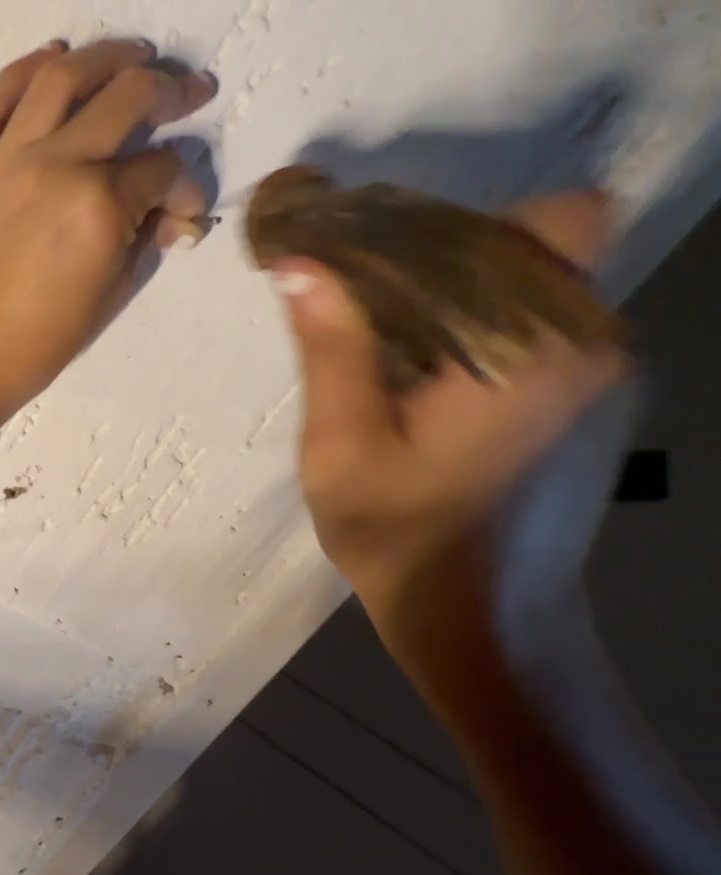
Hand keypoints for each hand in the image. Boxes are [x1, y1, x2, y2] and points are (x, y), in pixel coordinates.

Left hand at [0, 39, 215, 423]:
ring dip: (106, 56)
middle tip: (188, 91)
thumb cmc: (36, 344)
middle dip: (171, 89)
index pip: (162, 168)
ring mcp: (2, 164)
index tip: (183, 207)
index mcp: (98, 206)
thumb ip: (145, 240)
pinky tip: (50, 58)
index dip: (184, 185)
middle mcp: (54, 167)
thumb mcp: (110, 296)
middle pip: (126, 97)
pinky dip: (21, 72)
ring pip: (59, 79)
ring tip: (131, 54)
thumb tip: (170, 212)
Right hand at [272, 193, 629, 650]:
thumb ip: (332, 349)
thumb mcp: (340, 445)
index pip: (558, 219)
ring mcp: (606, 378)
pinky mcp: (599, 408)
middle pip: (542, 251)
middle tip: (369, 315)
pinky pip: (545, 337)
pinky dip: (486, 343)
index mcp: (536, 347)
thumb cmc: (402, 534)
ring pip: (542, 293)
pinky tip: (433, 401)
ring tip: (392, 364)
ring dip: (466, 305)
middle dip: (454, 262)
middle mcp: (592, 345)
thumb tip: (302, 264)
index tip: (400, 266)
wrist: (481, 620)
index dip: (479, 225)